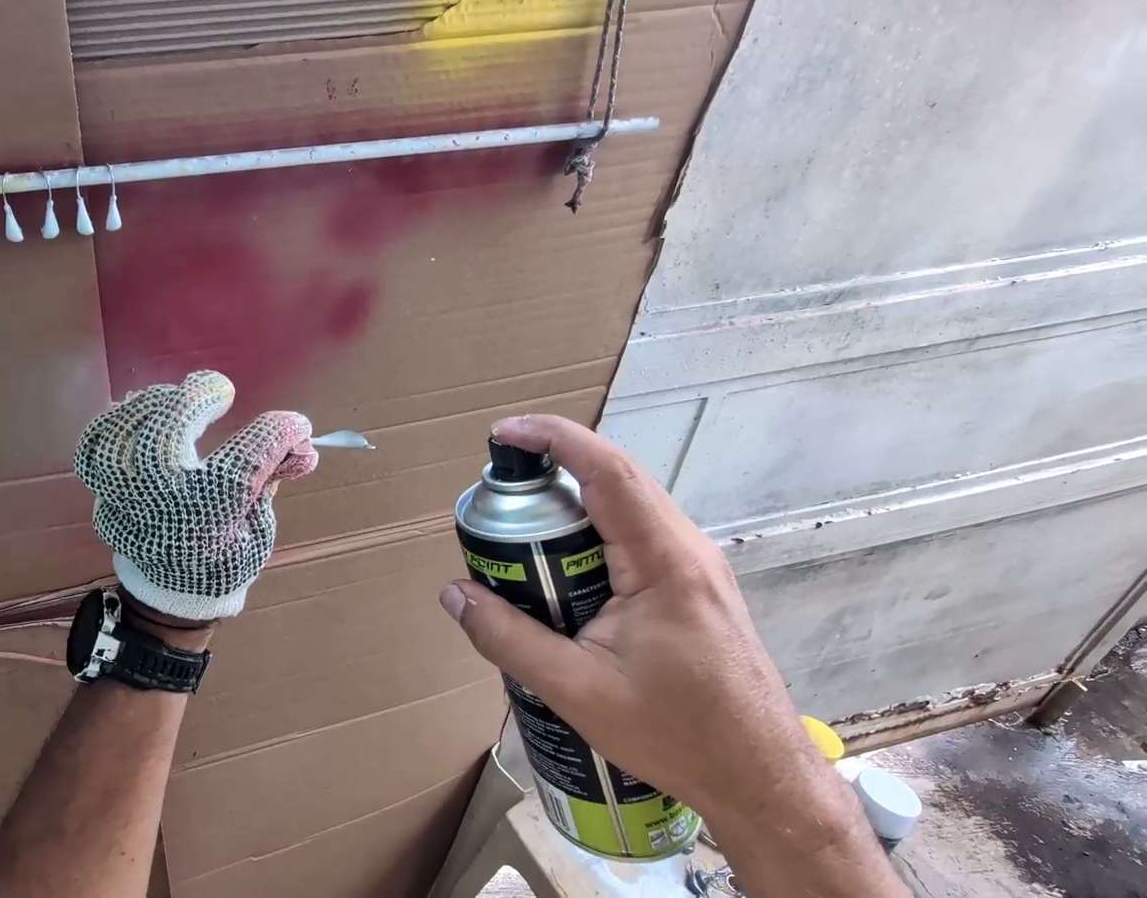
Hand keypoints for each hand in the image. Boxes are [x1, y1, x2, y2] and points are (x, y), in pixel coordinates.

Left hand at [74, 371, 315, 621]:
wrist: (171, 599)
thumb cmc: (223, 559)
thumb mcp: (258, 527)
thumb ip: (273, 478)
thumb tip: (306, 446)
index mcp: (210, 515)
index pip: (246, 459)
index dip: (277, 433)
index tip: (296, 424)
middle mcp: (163, 502)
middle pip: (164, 437)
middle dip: (194, 401)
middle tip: (220, 390)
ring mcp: (125, 499)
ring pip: (120, 437)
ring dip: (151, 405)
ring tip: (177, 398)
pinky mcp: (104, 494)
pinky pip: (96, 449)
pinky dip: (116, 423)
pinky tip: (142, 411)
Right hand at [442, 415, 899, 894]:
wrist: (763, 781)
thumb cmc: (678, 735)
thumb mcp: (576, 689)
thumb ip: (507, 637)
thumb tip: (453, 594)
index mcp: (664, 561)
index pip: (607, 470)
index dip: (552, 438)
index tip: (502, 436)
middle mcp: (686, 548)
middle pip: (615, 476)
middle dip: (552, 463)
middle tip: (498, 484)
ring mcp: (694, 565)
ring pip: (626, 502)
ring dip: (571, 496)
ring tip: (520, 520)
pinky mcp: (692, 584)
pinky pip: (634, 531)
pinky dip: (590, 525)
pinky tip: (561, 561)